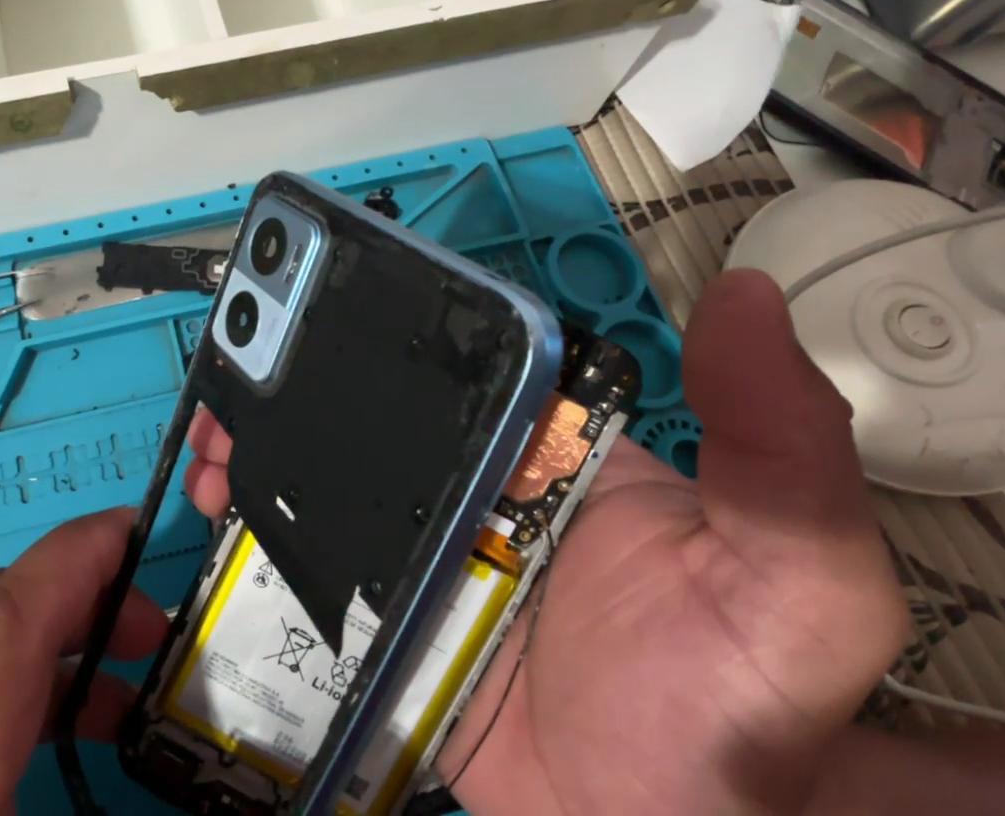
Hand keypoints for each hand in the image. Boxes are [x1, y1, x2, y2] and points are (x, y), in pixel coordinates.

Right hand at [184, 269, 910, 813]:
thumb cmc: (728, 710)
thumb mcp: (790, 576)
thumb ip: (779, 448)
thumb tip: (745, 295)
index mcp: (559, 448)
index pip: (463, 363)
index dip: (387, 330)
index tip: (314, 313)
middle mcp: (485, 488)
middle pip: (376, 417)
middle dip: (298, 388)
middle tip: (234, 383)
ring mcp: (427, 553)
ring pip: (333, 482)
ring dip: (269, 455)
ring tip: (214, 449)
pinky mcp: (387, 617)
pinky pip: (317, 562)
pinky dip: (266, 534)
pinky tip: (225, 516)